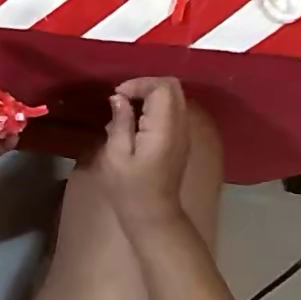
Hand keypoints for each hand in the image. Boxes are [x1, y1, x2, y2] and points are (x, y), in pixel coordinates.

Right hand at [94, 77, 189, 230]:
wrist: (152, 215)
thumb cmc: (130, 189)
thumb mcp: (116, 156)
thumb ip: (120, 123)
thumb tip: (118, 99)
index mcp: (164, 129)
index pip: (162, 88)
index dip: (139, 84)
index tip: (116, 96)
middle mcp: (180, 126)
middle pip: (172, 87)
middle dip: (146, 85)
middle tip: (121, 98)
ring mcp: (184, 133)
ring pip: (174, 97)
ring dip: (150, 95)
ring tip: (126, 108)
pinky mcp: (180, 140)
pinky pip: (172, 111)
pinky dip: (155, 107)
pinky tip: (136, 122)